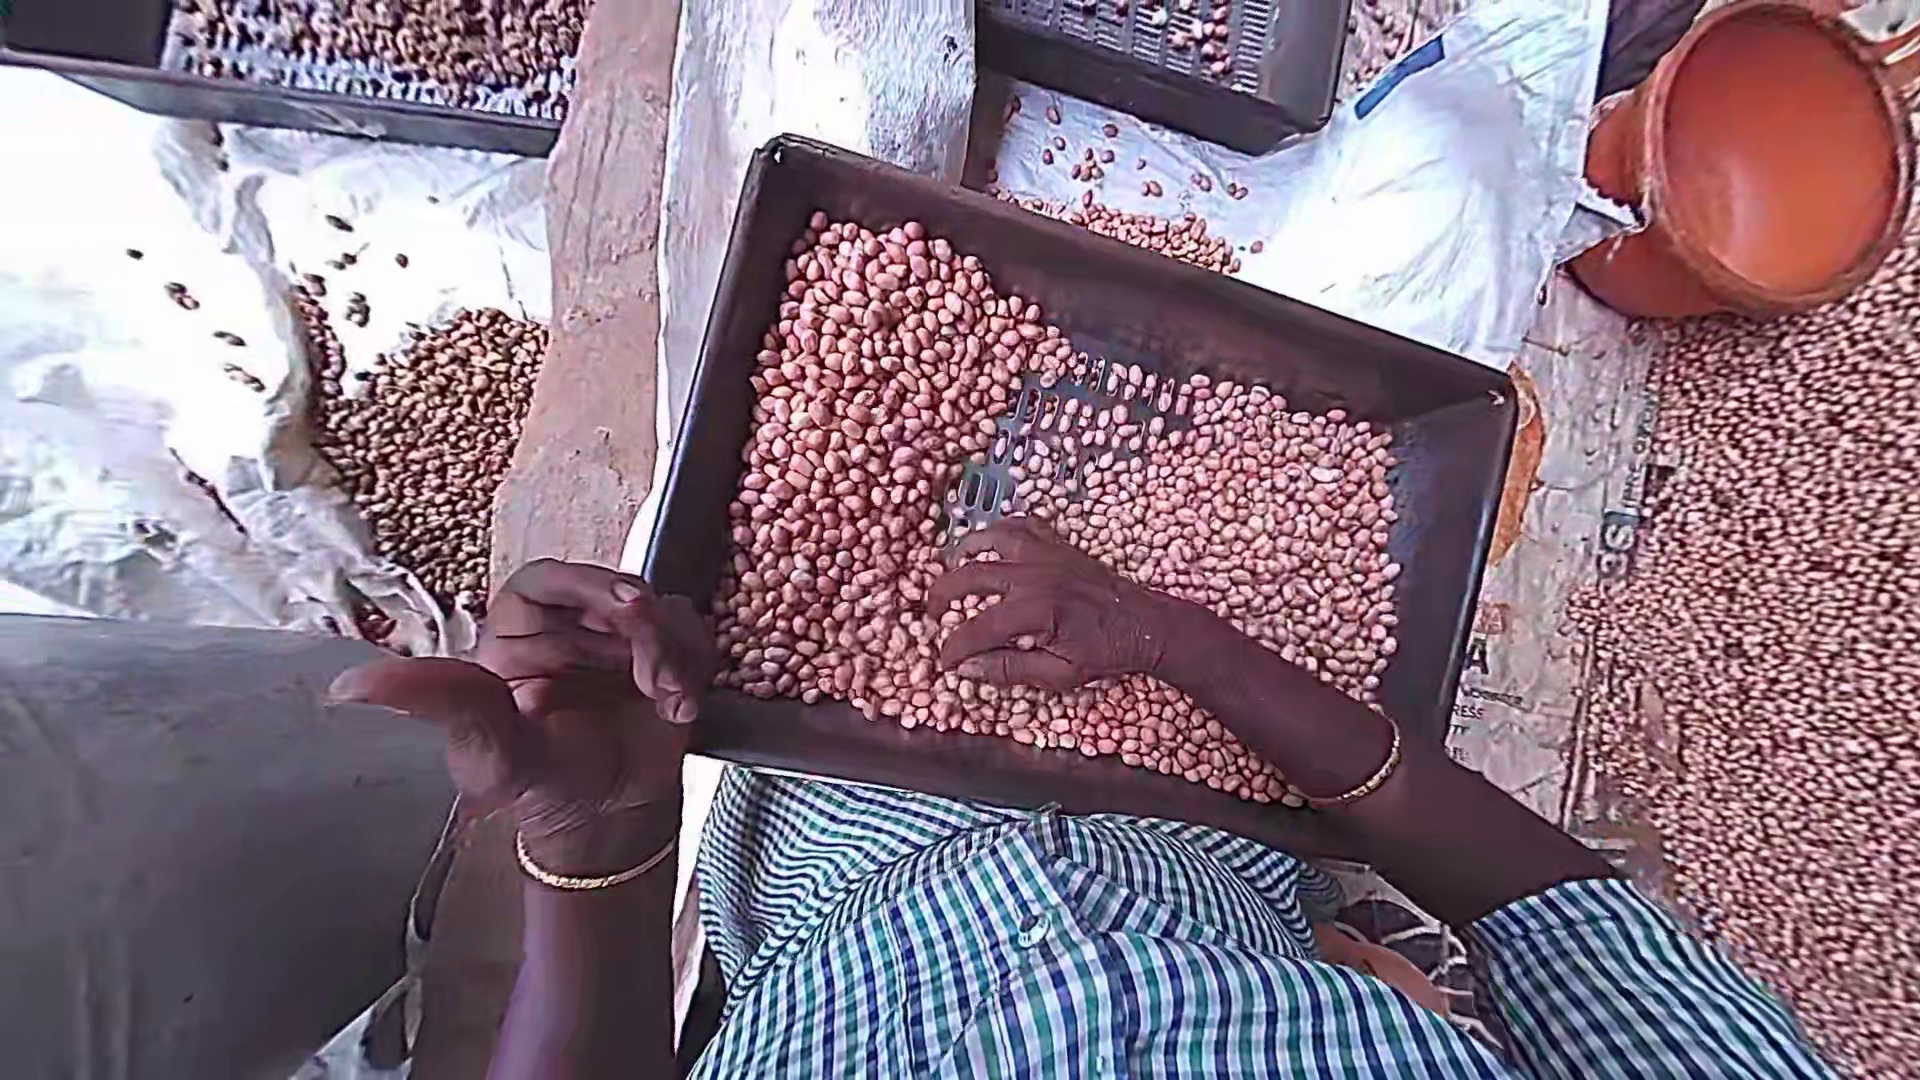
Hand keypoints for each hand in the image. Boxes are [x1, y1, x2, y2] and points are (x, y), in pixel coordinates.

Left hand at [328, 559, 715, 872]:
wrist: (614, 816)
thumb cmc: (547, 787)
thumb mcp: (497, 755)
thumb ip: (447, 708)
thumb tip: (350, 686)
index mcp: (519, 638)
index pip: (548, 581)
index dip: (590, 583)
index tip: (631, 605)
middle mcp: (573, 629)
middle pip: (619, 595)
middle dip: (649, 634)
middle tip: (660, 679)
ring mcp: (625, 640)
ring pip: (665, 612)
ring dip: (677, 655)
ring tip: (671, 703)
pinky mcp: (669, 654)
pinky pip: (693, 633)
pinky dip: (697, 664)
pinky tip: (681, 707)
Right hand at [928, 518, 1172, 689]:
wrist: (1145, 623)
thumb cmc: (1106, 652)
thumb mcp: (1058, 674)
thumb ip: (1009, 669)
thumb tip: (968, 669)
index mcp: (1035, 610)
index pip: (977, 629)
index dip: (955, 647)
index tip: (945, 660)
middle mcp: (1035, 574)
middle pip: (971, 575)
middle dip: (943, 595)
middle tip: (933, 613)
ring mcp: (1046, 554)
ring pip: (992, 539)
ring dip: (966, 551)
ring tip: (953, 567)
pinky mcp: (1058, 546)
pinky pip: (1023, 525)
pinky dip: (1001, 531)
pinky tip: (992, 543)